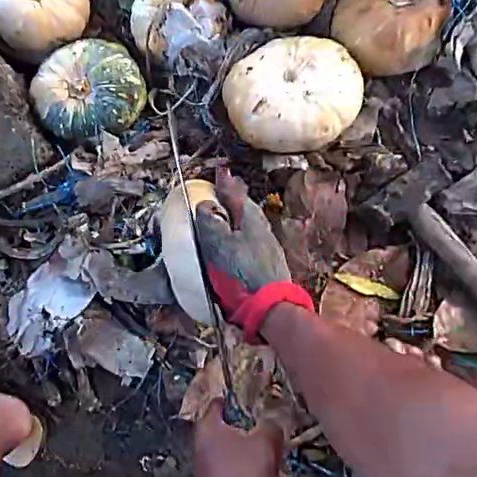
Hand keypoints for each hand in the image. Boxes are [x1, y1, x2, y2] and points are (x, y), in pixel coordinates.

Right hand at [193, 169, 292, 318]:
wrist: (270, 306)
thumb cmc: (241, 272)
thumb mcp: (218, 244)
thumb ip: (210, 222)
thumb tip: (206, 206)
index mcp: (249, 218)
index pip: (235, 194)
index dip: (225, 183)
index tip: (220, 171)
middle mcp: (261, 227)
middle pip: (245, 206)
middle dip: (234, 197)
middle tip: (224, 188)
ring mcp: (268, 245)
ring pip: (250, 222)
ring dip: (238, 214)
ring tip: (228, 212)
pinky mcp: (268, 261)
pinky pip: (252, 237)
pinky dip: (242, 231)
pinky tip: (238, 240)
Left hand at [193, 403, 282, 476]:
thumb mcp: (264, 446)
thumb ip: (271, 426)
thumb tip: (273, 421)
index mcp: (209, 428)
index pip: (221, 401)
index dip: (241, 399)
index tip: (262, 402)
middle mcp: (207, 447)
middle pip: (239, 431)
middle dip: (262, 440)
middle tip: (276, 449)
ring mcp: (214, 471)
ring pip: (246, 456)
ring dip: (267, 465)